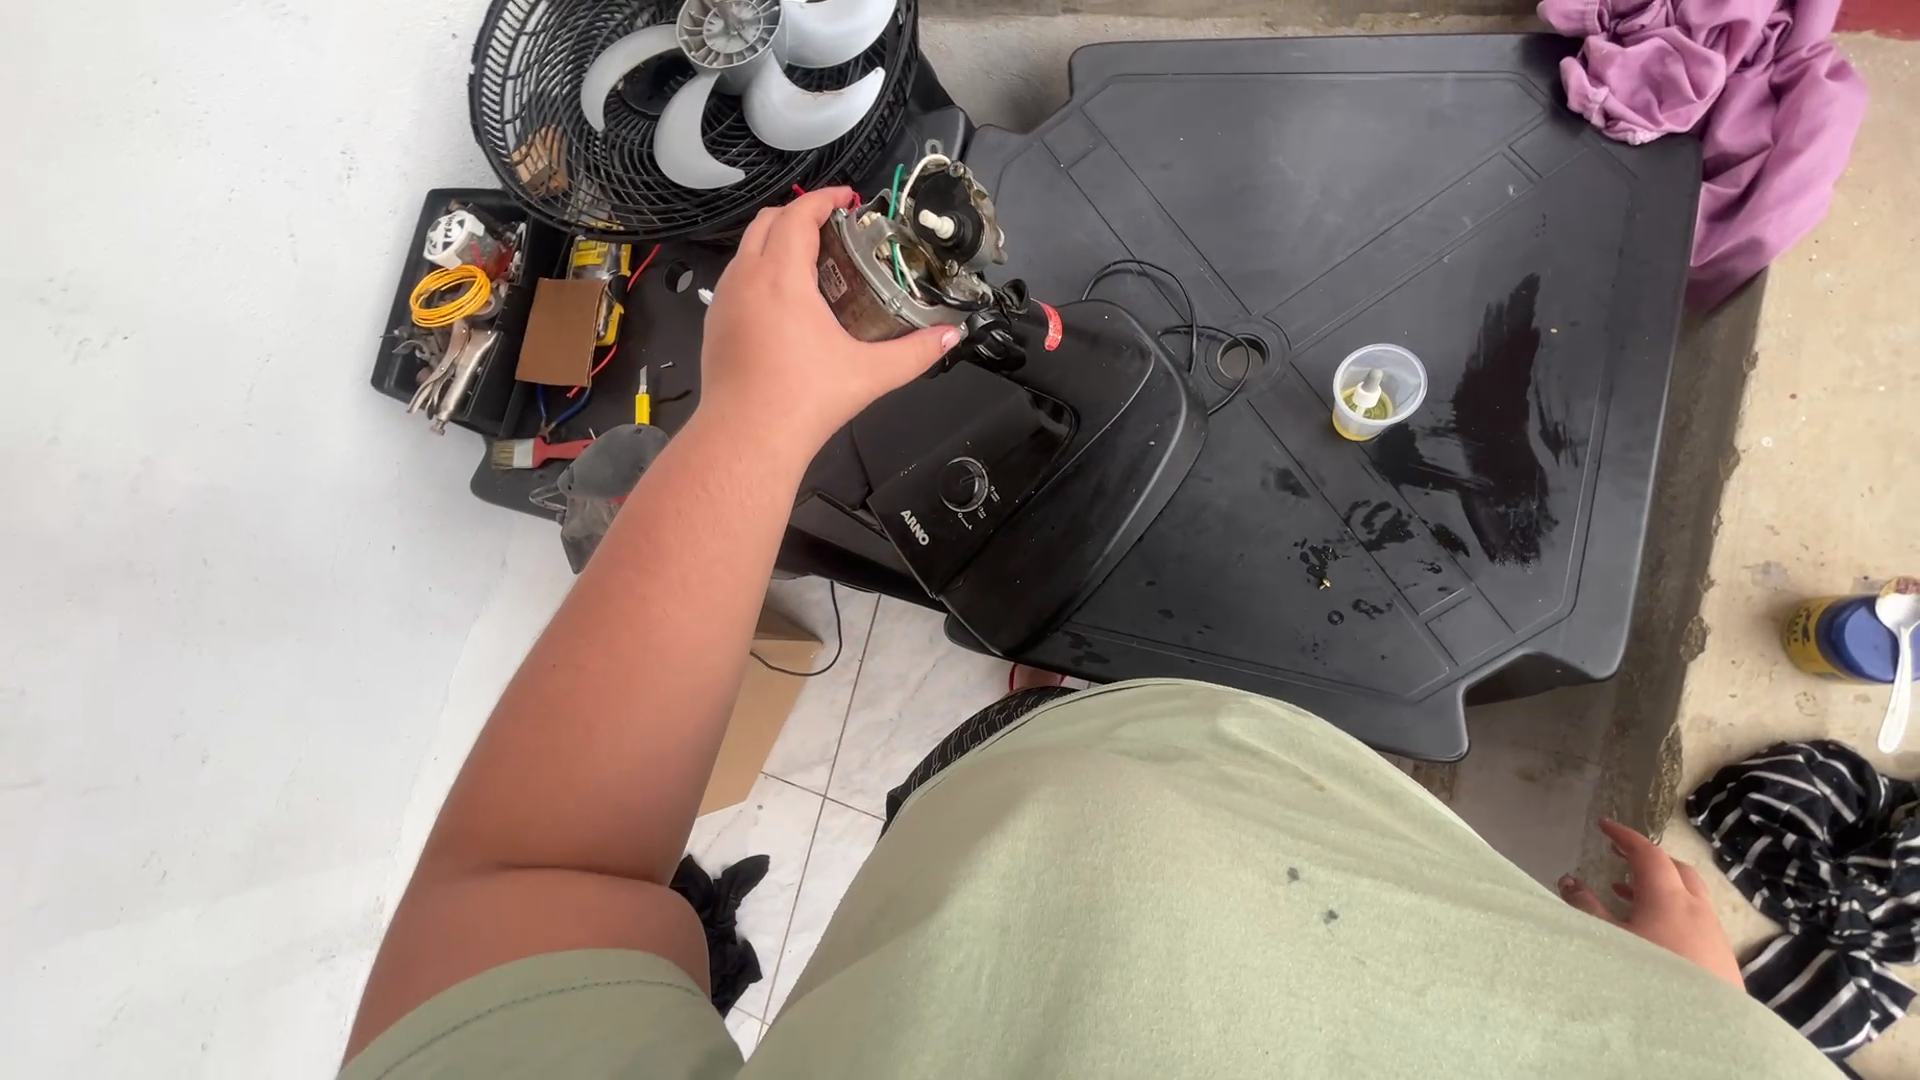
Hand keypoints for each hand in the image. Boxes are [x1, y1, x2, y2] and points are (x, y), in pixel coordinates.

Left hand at [697, 187, 960, 456]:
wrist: (746, 438)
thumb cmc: (804, 401)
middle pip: (767, 221)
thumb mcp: (870, 374)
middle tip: (833, 230)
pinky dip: (759, 272)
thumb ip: (915, 353)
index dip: (825, 198)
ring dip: (776, 242)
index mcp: (781, 277)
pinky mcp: (714, 324)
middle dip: (799, 214)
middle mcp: (746, 278)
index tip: (848, 199)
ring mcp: (724, 300)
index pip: (799, 213)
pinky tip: (784, 304)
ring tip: (811, 263)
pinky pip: (736, 279)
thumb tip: (949, 337)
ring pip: (746, 249)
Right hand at [1558, 820, 1744, 989]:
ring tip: (1626, 891)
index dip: (1625, 836)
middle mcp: (1698, 910)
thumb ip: (1586, 905)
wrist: (1708, 1030)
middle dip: (1648, 857)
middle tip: (1619, 854)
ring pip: (1691, 895)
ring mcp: (1716, 935)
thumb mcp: (1606, 937)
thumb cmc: (1649, 974)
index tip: (1603, 825)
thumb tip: (1570, 879)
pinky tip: (1653, 928)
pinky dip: (1674, 908)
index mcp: (1670, 898)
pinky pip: (1697, 918)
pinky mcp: (1723, 959)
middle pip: (1678, 869)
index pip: (1649, 854)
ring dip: (1661, 885)